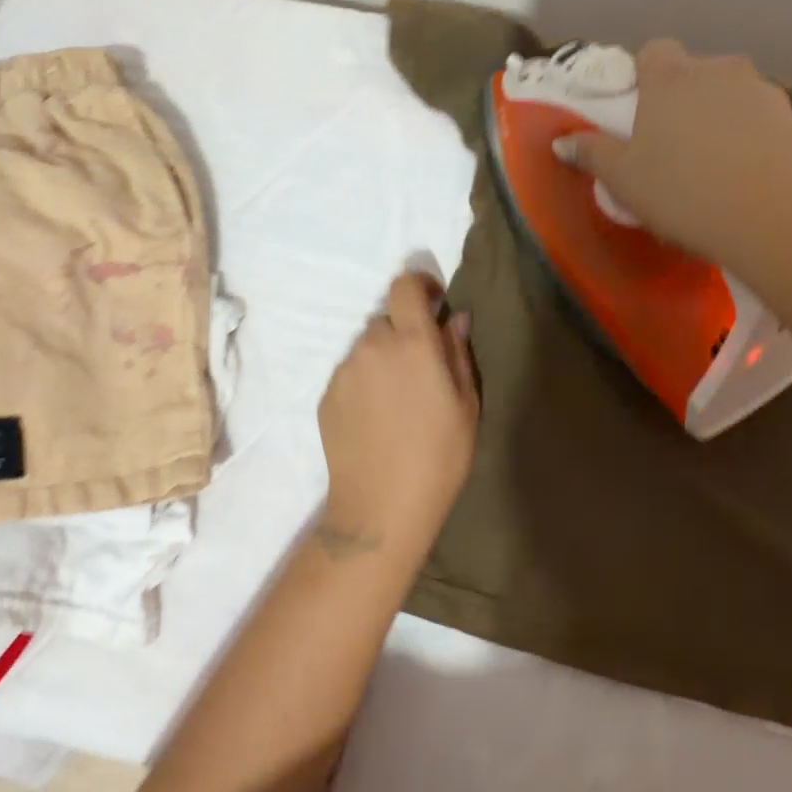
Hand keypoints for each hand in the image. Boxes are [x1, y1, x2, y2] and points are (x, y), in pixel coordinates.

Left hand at [317, 272, 479, 555]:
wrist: (381, 506)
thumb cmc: (439, 458)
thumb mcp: (466, 406)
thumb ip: (458, 354)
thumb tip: (454, 319)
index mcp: (412, 343)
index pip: (404, 285)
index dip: (419, 284)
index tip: (433, 301)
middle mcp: (372, 347)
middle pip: (386, 321)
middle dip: (405, 334)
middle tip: (423, 372)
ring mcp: (343, 372)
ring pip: (366, 349)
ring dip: (384, 361)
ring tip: (399, 403)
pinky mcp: (325, 396)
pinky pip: (350, 375)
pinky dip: (365, 385)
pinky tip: (377, 421)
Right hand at [556, 40, 791, 266]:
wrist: (777, 219)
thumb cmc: (685, 194)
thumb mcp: (625, 181)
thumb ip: (592, 154)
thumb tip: (562, 141)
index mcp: (671, 77)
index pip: (653, 52)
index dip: (643, 79)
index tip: (639, 114)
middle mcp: (719, 71)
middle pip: (694, 73)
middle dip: (682, 100)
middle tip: (672, 149)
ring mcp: (763, 92)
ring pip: (731, 97)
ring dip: (719, 119)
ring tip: (713, 169)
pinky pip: (761, 123)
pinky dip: (751, 140)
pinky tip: (746, 180)